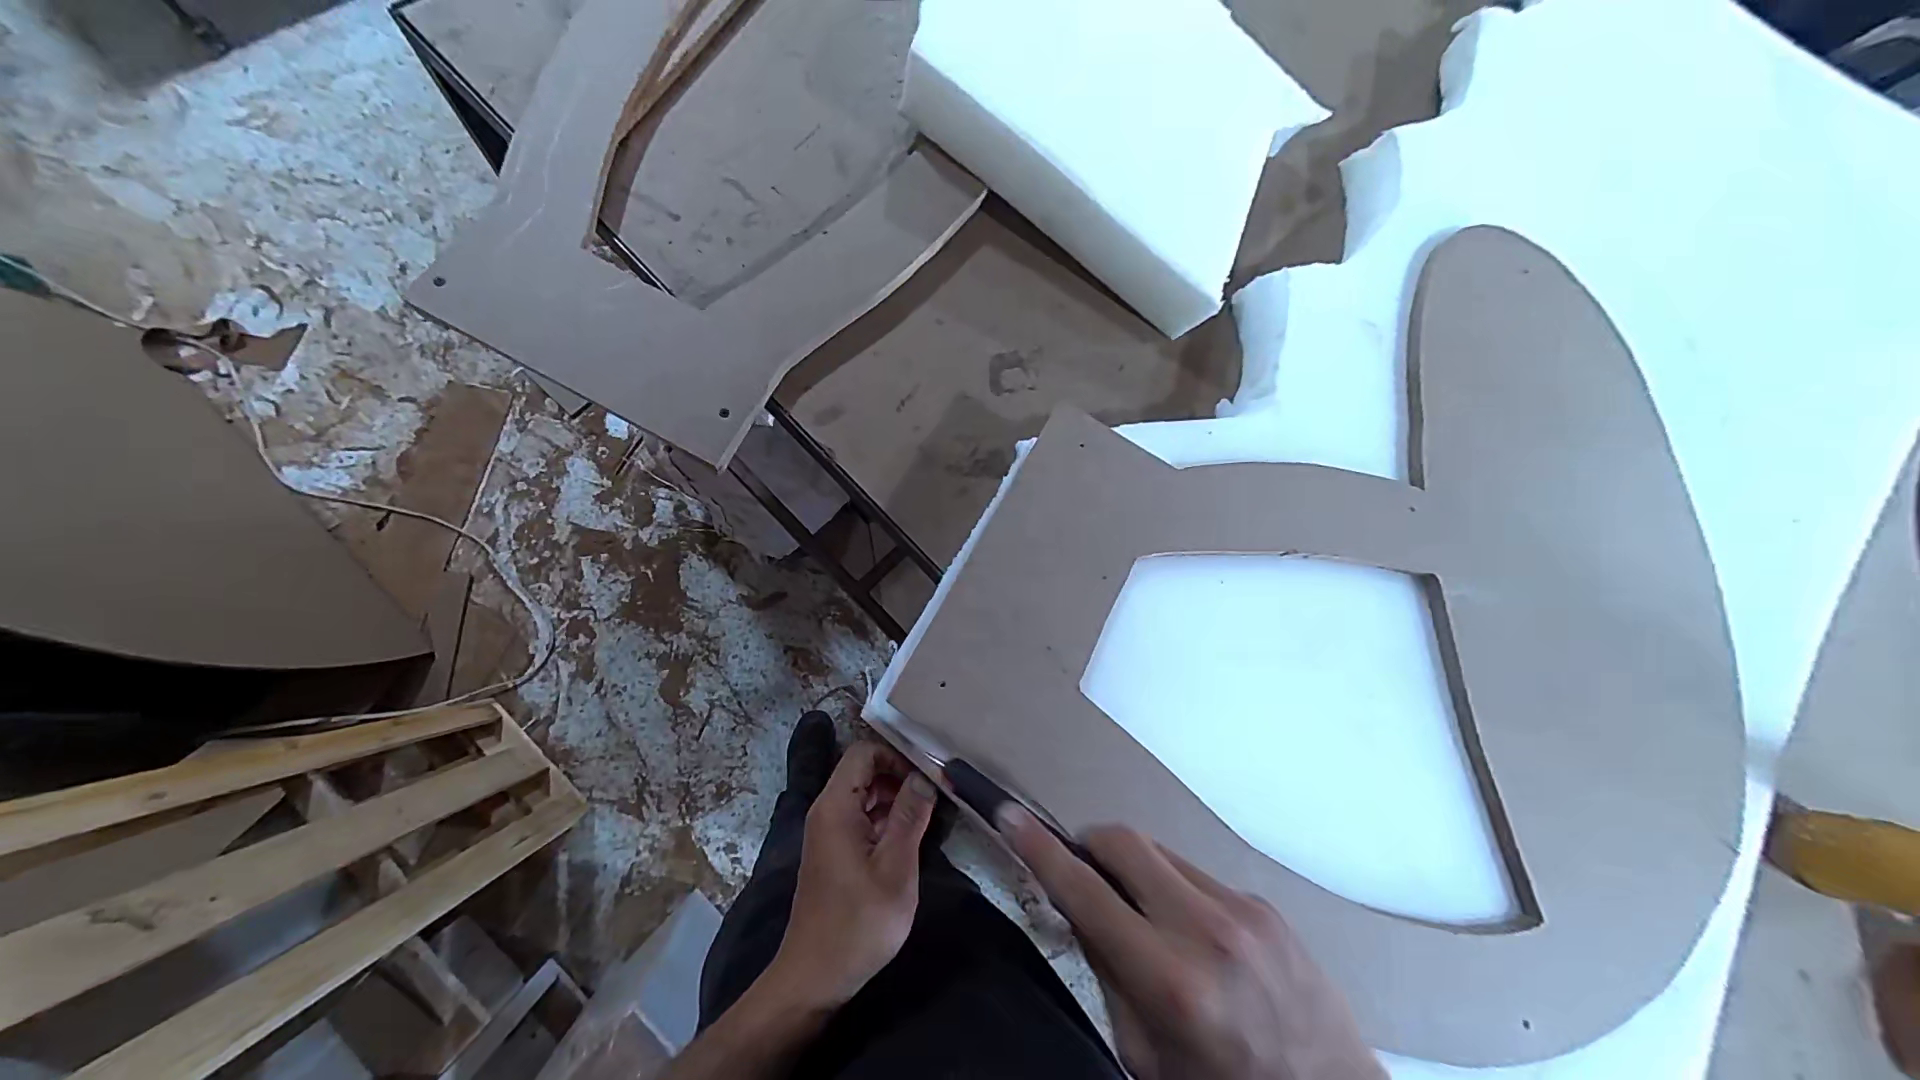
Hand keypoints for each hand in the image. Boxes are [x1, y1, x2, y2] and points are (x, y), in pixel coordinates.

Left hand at [764, 741, 937, 1010]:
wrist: (816, 977)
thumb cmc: (858, 923)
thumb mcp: (896, 868)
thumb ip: (910, 816)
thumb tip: (924, 776)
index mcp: (836, 806)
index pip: (863, 752)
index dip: (896, 755)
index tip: (928, 775)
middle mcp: (827, 811)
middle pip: (863, 770)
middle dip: (900, 775)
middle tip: (936, 795)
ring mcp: (828, 832)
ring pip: (864, 794)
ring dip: (895, 798)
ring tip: (929, 815)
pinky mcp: (834, 852)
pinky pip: (861, 817)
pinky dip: (885, 819)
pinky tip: (910, 837)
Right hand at [998, 806, 1385, 1079]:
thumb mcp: (1144, 1053)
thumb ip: (1105, 974)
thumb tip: (1074, 906)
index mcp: (1170, 982)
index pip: (1086, 892)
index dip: (1040, 849)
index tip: (1009, 815)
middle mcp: (1208, 931)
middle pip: (1124, 842)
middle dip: (1090, 844)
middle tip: (1082, 872)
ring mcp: (1244, 911)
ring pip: (1160, 852)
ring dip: (1135, 870)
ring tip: (1144, 916)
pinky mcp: (1265, 904)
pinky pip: (1197, 873)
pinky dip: (1174, 889)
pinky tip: (1190, 933)